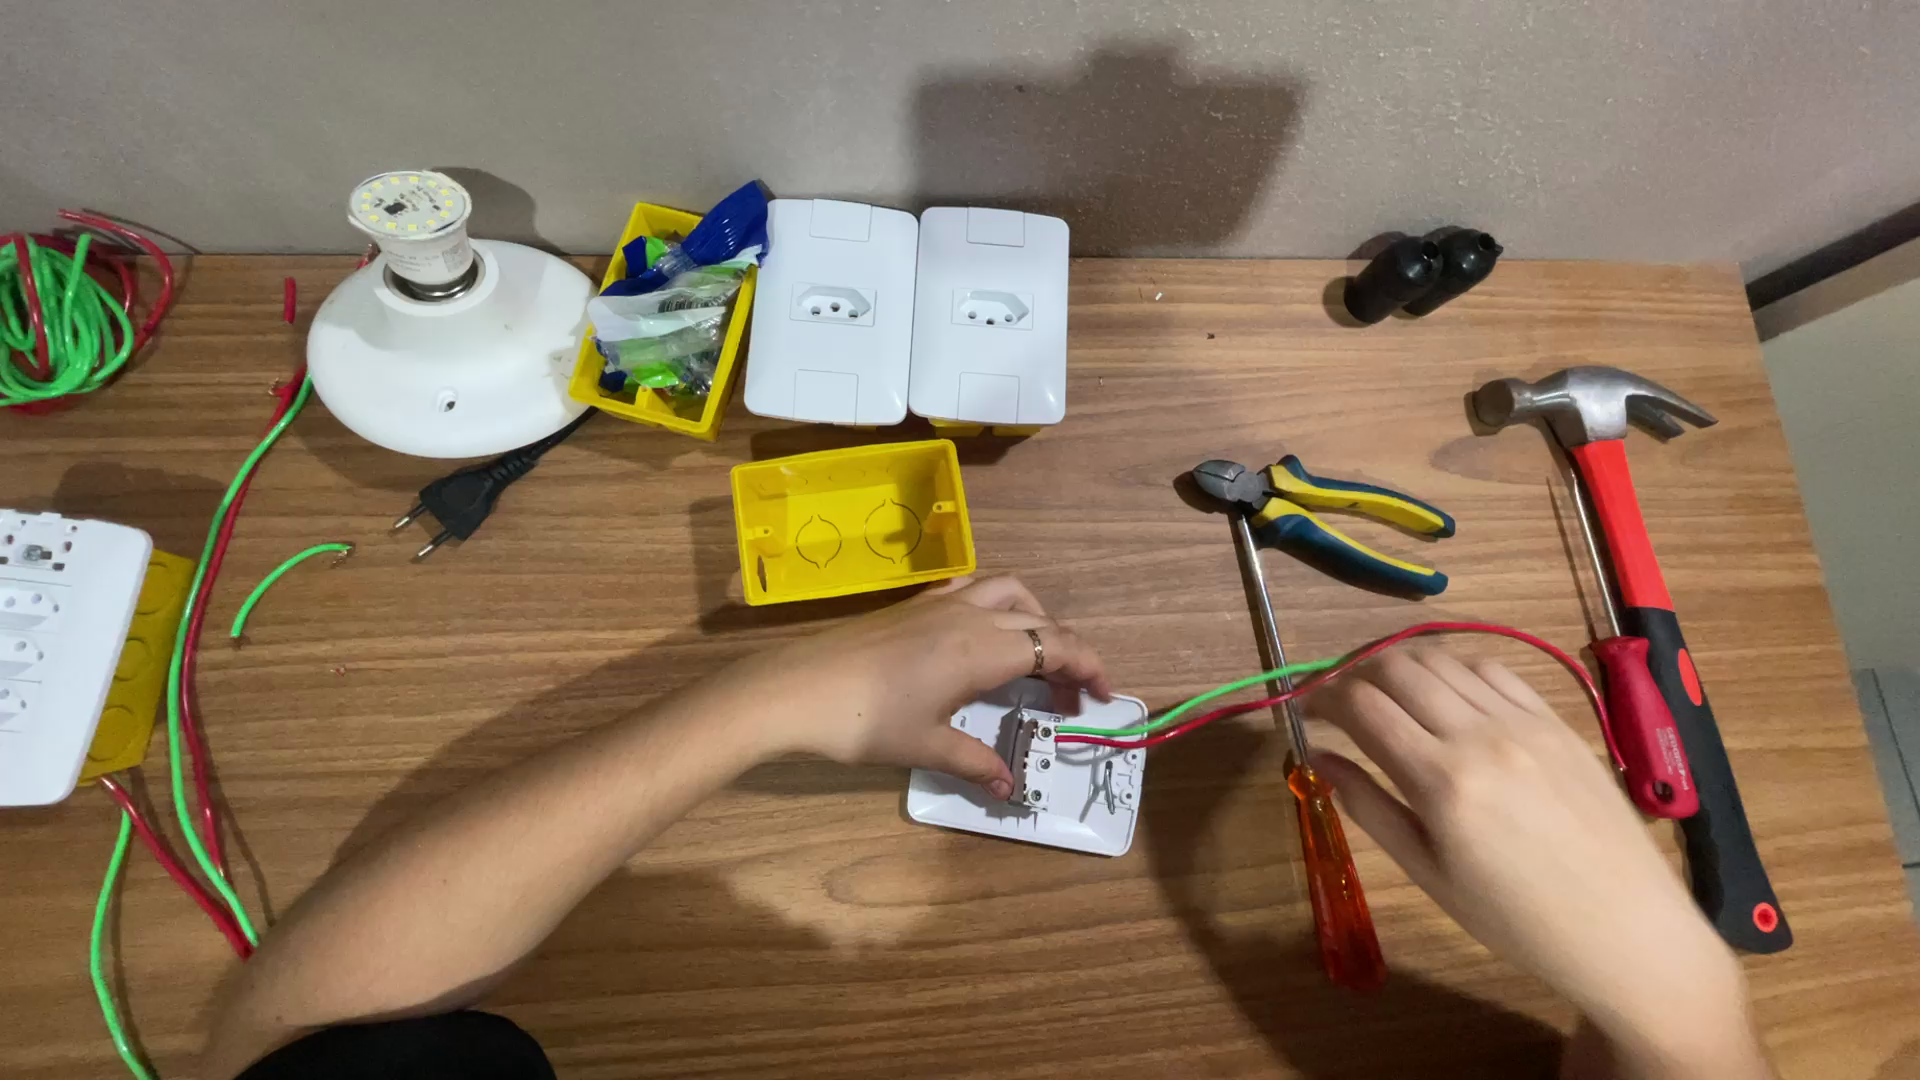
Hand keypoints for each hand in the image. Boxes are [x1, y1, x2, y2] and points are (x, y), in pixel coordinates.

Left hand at [739, 576, 1111, 798]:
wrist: (794, 689)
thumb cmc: (865, 720)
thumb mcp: (926, 747)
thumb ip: (975, 762)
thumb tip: (1009, 785)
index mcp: (982, 649)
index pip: (1056, 646)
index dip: (1089, 668)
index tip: (1102, 697)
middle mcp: (969, 615)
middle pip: (1040, 620)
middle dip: (1066, 653)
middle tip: (1067, 697)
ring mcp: (939, 603)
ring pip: (1008, 592)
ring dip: (1034, 618)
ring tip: (1032, 657)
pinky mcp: (914, 603)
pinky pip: (972, 588)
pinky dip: (995, 605)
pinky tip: (979, 635)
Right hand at [1307, 648, 1760, 1070]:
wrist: (1630, 934)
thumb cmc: (1514, 917)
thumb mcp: (1425, 870)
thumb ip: (1365, 803)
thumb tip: (1316, 755)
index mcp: (1442, 782)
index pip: (1360, 705)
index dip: (1320, 696)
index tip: (1304, 708)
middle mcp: (1480, 737)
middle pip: (1393, 667)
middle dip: (1350, 673)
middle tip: (1336, 699)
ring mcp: (1524, 724)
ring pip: (1438, 658)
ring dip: (1395, 664)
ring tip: (1382, 691)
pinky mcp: (1556, 722)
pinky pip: (1491, 668)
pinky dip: (1450, 667)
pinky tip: (1440, 692)